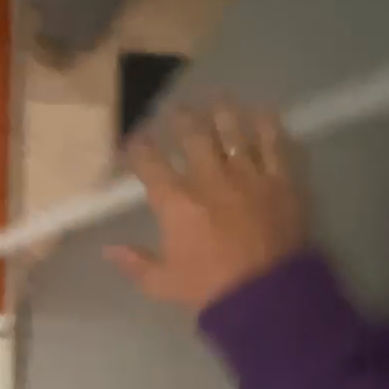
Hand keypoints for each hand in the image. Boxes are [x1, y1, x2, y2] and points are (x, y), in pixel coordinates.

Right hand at [106, 103, 309, 311]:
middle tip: (177, 108)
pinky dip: (267, 125)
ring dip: (223, 113)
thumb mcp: (161, 282)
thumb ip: (134, 262)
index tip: (134, 137)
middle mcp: (209, 180)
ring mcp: (248, 176)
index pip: (152, 167)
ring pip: (233, 133)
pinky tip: (261, 112)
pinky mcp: (280, 180)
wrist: (263, 291)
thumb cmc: (206, 287)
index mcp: (176, 204)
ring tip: (217, 97)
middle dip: (182, 120)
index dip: (140, 149)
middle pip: (194, 138)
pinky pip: (273, 144)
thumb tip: (108, 249)